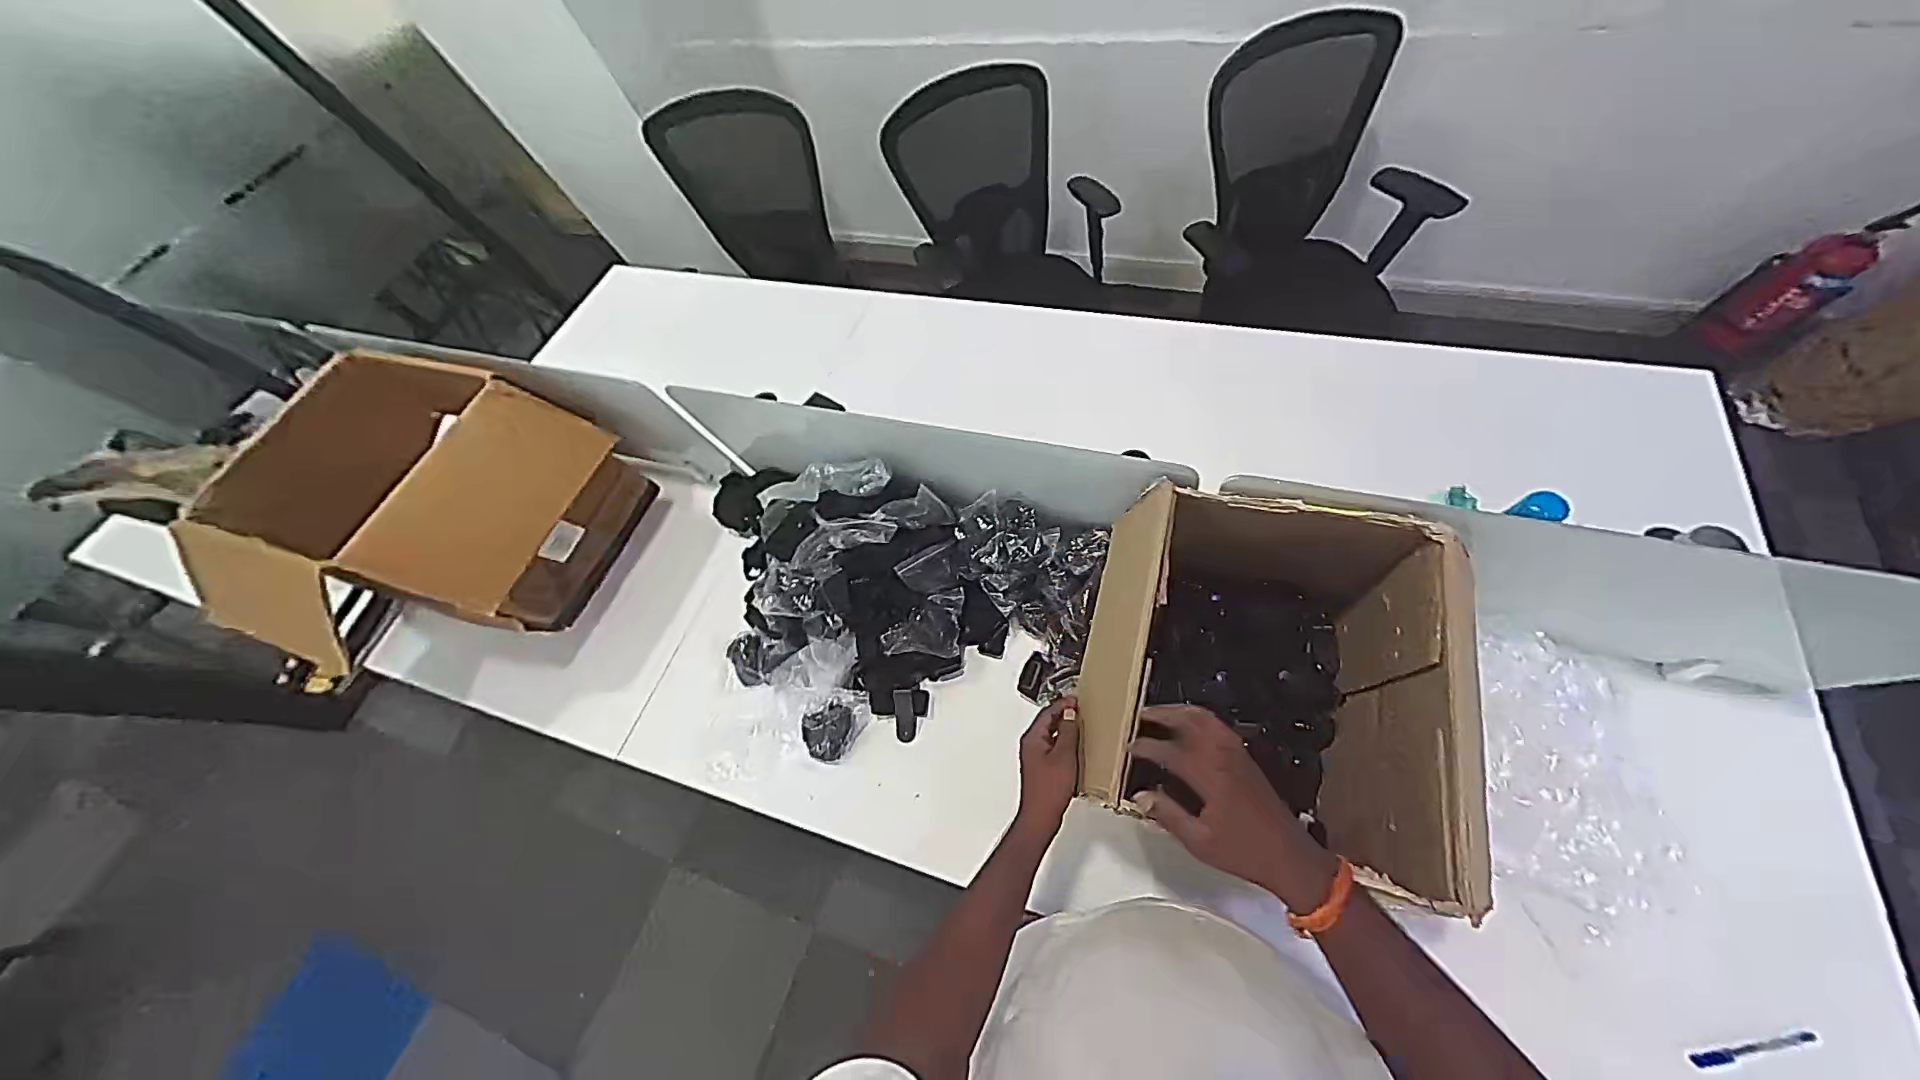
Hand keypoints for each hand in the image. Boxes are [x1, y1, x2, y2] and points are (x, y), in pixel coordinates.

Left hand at [1015, 696, 1079, 835]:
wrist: (1041, 815)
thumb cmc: (1049, 789)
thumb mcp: (1064, 755)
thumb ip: (1067, 732)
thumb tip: (1070, 714)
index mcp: (1033, 738)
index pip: (1047, 712)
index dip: (1063, 703)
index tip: (1075, 699)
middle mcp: (1031, 745)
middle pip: (1048, 722)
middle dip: (1064, 714)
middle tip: (1079, 709)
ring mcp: (1035, 757)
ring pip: (1051, 735)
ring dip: (1065, 729)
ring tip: (1080, 725)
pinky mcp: (1042, 768)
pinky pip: (1054, 747)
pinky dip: (1065, 743)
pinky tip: (1076, 748)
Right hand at [1132, 705, 1339, 911]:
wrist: (1291, 858)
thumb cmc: (1245, 852)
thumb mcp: (1200, 842)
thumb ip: (1168, 815)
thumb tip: (1141, 796)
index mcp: (1210, 777)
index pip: (1170, 751)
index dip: (1146, 747)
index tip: (1129, 749)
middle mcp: (1224, 758)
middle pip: (1189, 721)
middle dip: (1162, 715)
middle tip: (1139, 717)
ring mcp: (1237, 755)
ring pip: (1206, 719)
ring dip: (1180, 712)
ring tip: (1160, 714)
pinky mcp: (1246, 758)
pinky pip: (1218, 726)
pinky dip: (1199, 718)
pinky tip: (1189, 726)